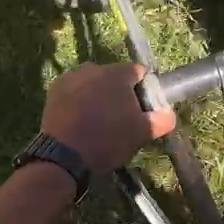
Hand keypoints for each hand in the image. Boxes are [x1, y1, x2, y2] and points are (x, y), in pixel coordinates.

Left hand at [40, 63, 176, 173]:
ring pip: (92, 82)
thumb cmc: (107, 140)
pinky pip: (74, 90)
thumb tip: (169, 114)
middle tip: (121, 116)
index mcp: (117, 74)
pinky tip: (80, 118)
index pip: (139, 72)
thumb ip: (161, 120)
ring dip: (98, 94)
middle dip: (120, 91)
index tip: (142, 107)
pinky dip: (79, 99)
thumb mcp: (141, 133)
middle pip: (114, 76)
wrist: (63, 155)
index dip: (144, 89)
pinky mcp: (54, 89)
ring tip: (98, 119)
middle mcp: (93, 68)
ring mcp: (71, 77)